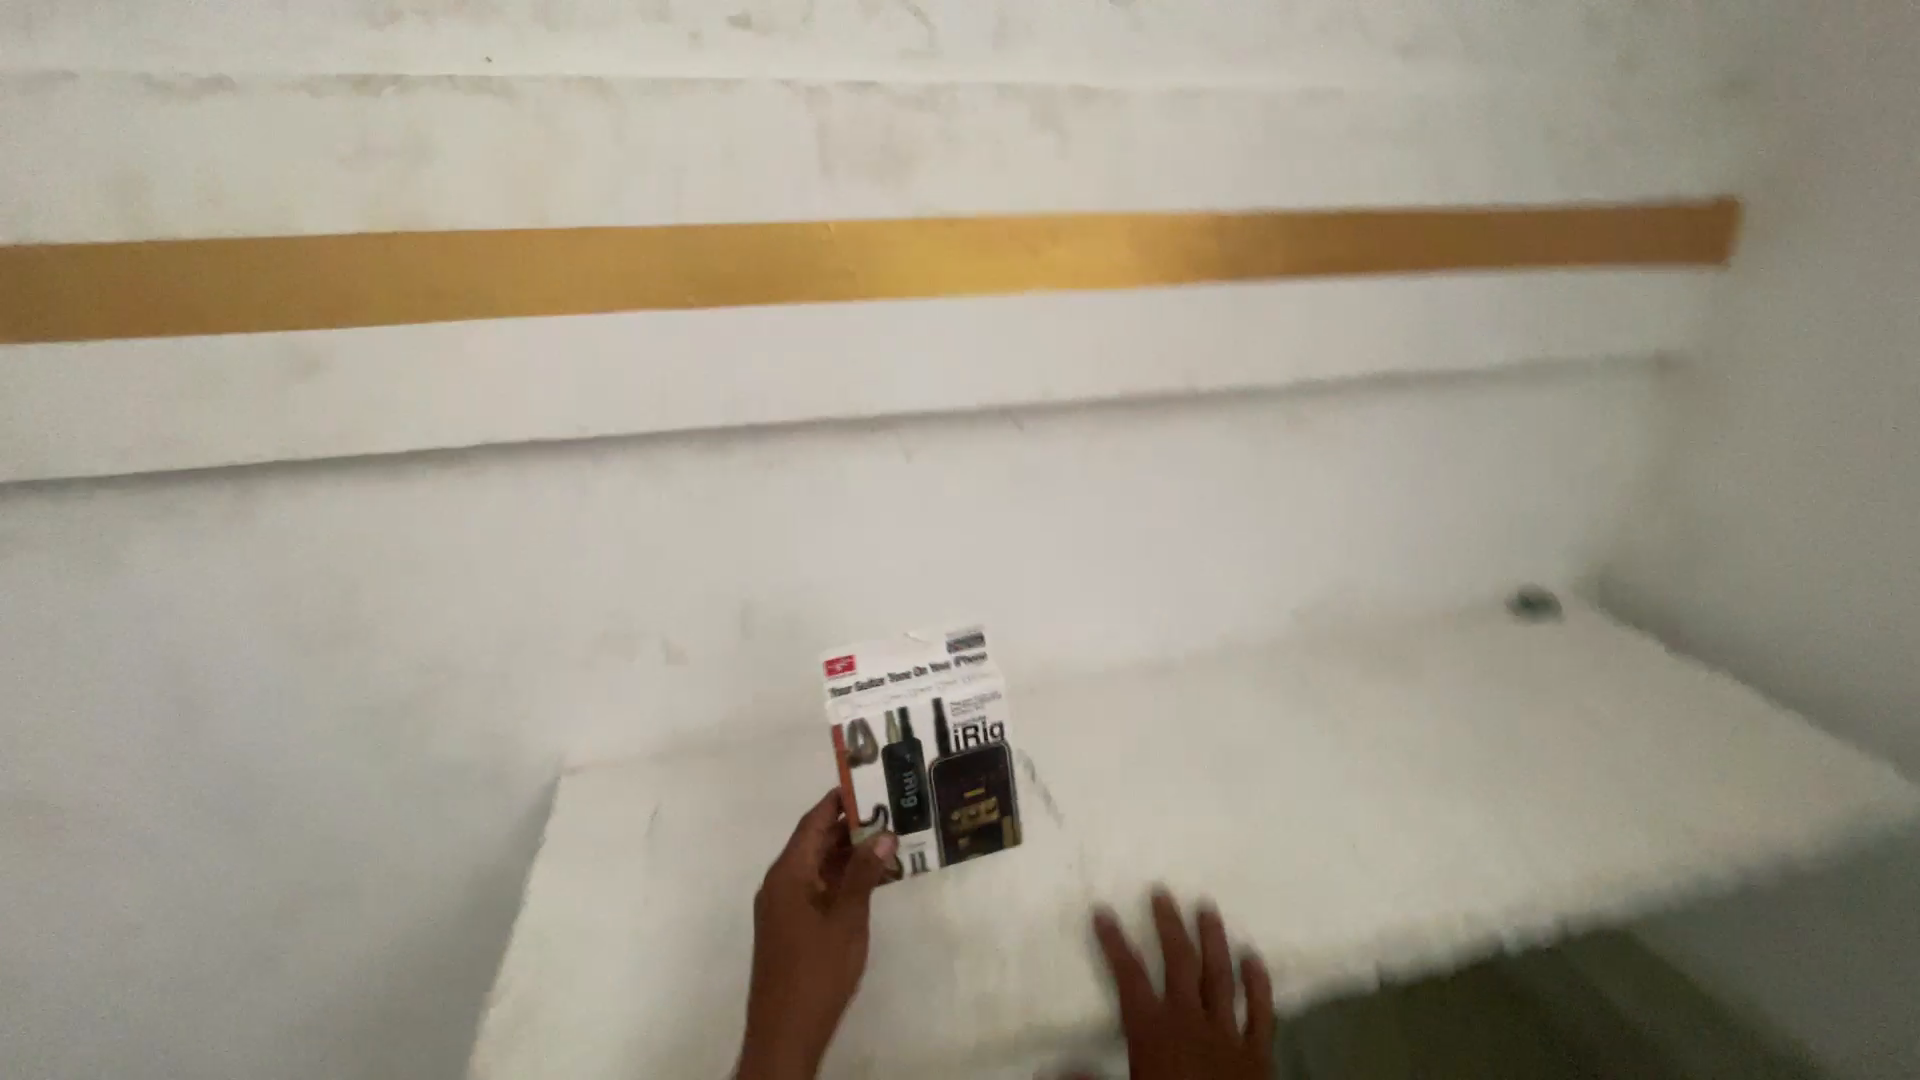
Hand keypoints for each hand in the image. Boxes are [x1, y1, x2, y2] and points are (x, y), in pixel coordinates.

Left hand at [736, 790, 898, 1079]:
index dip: (837, 801)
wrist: (784, 1034)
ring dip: (847, 854)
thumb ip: (864, 874)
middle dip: (849, 826)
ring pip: (817, 866)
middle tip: (887, 808)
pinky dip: (841, 878)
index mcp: (787, 874)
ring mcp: (783, 907)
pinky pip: (817, 888)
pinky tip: (871, 878)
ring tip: (887, 838)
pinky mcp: (790, 927)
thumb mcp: (847, 919)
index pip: (813, 823)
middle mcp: (780, 883)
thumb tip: (884, 834)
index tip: (866, 782)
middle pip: (815, 842)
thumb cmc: (816, 971)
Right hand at [1087, 889, 1274, 1079]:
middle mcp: (1189, 1020)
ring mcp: (1227, 1034)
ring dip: (1213, 940)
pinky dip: (1259, 985)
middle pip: (1178, 963)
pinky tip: (1255, 958)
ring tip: (1207, 908)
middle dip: (1168, 925)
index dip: (1114, 943)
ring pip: (1219, 977)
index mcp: (1153, 1030)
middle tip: (1162, 892)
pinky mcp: (1258, 1054)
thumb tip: (1047, 1068)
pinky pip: (1261, 1013)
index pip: (1128, 976)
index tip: (1103, 912)